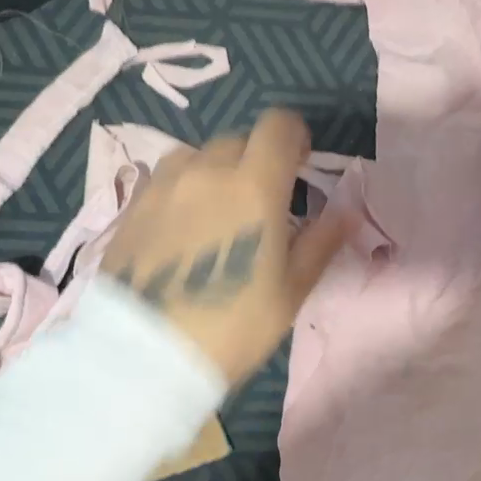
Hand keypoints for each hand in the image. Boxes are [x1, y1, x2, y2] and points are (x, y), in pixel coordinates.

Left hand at [98, 109, 351, 383]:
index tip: (301, 163)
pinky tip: (186, 230)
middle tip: (263, 203)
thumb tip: (347, 211)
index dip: (295, 137)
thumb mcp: (291, 291)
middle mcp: (206, 171)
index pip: (278, 126)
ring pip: (197, 156)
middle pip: (238, 141)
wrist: (149, 354)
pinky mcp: (132, 206)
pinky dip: (185, 191)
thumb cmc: (235, 326)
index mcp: (253, 186)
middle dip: (257, 160)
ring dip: (216, 172)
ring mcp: (163, 185)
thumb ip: (321, 242)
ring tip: (220, 214)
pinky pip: (167, 180)